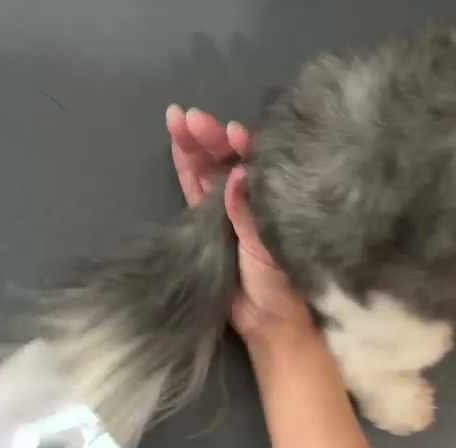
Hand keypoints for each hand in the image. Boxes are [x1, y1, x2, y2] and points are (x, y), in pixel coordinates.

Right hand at [165, 105, 317, 349]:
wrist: (267, 321)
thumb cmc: (280, 284)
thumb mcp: (269, 247)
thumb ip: (250, 214)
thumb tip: (238, 175)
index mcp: (273, 198)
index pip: (257, 162)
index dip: (243, 144)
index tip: (233, 133)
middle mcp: (250, 199)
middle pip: (228, 159)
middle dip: (211, 137)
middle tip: (193, 119)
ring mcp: (227, 211)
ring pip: (208, 170)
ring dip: (194, 144)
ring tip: (178, 118)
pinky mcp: (207, 225)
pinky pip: (194, 191)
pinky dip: (186, 168)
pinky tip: (176, 141)